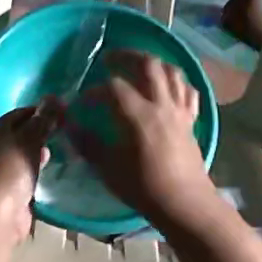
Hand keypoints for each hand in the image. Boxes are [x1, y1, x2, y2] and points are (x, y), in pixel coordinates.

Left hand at [0, 101, 59, 240]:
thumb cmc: (10, 172)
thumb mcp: (28, 140)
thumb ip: (42, 120)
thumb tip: (53, 98)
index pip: (18, 114)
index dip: (39, 110)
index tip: (63, 110)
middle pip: (21, 134)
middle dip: (42, 130)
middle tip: (67, 129)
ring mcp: (2, 171)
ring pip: (24, 154)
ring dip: (41, 151)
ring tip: (64, 148)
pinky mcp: (10, 191)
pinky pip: (27, 174)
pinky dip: (39, 170)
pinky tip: (54, 170)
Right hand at [67, 52, 218, 221]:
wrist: (184, 204)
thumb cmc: (143, 188)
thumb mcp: (107, 168)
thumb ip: (87, 143)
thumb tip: (70, 126)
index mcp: (138, 115)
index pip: (113, 87)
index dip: (94, 91)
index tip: (82, 103)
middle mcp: (161, 105)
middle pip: (148, 65)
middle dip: (127, 56)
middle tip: (110, 58)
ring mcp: (180, 111)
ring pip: (172, 72)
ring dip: (153, 63)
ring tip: (138, 65)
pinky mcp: (191, 121)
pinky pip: (187, 90)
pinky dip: (176, 82)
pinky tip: (167, 86)